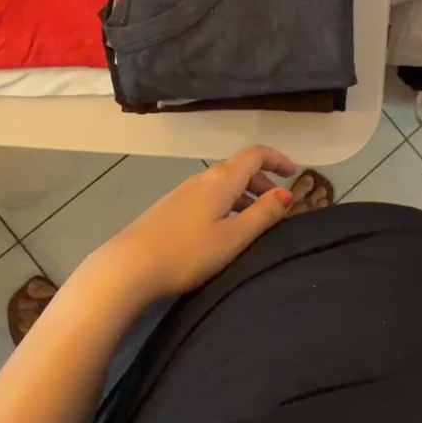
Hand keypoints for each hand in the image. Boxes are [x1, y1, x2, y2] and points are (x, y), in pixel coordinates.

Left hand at [82, 145, 299, 304]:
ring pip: (222, 183)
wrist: (127, 268)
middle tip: (277, 204)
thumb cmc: (187, 253)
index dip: (277, 159)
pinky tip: (222, 228)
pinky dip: (226, 202)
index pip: (255, 154)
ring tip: (253, 220)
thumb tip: (286, 194)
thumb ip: (262, 214)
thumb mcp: (233, 238)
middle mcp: (202, 178)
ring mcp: (183, 192)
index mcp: (221, 180)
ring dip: (244, 194)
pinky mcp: (170, 208)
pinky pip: (208, 195)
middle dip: (262, 181)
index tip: (294, 173)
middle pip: (238, 168)